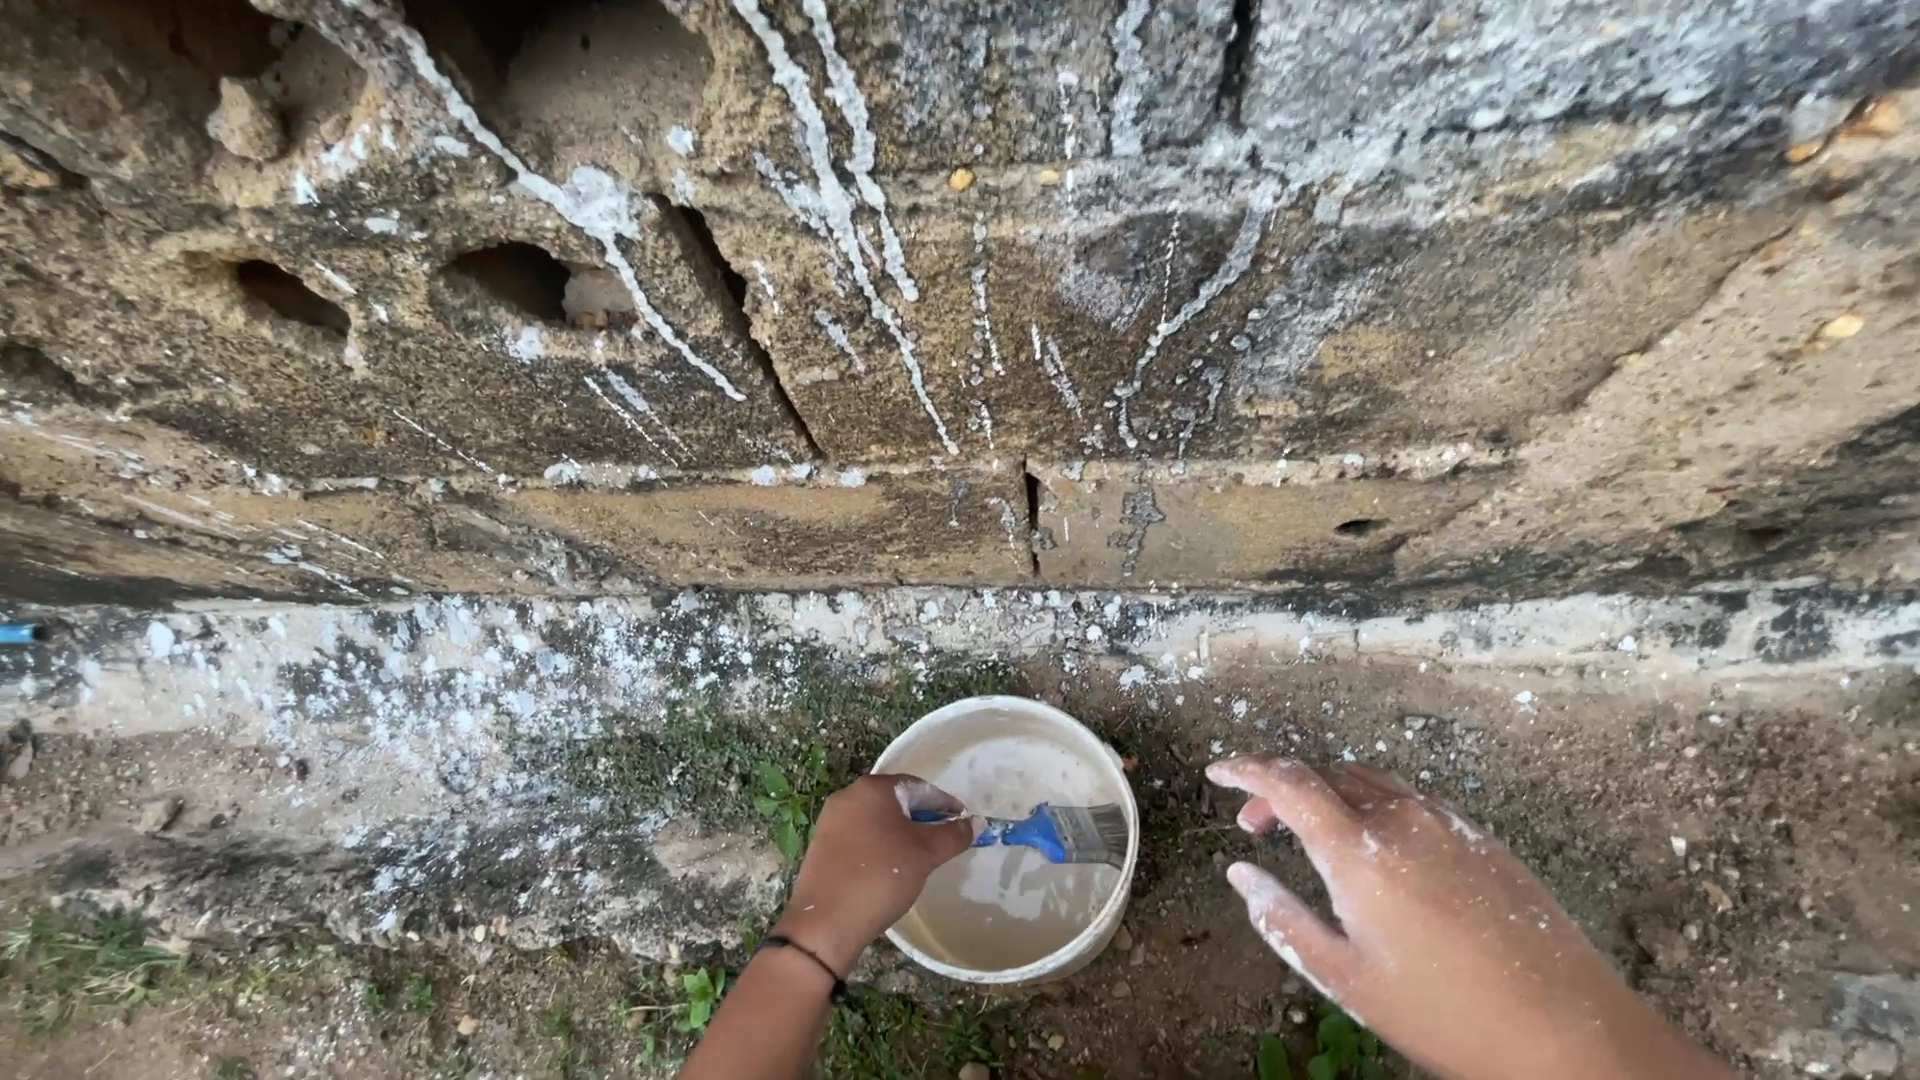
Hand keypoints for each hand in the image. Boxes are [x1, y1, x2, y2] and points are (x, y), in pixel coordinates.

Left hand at [770, 774, 978, 973]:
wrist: (825, 923)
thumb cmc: (880, 876)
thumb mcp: (926, 853)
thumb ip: (953, 834)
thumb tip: (976, 823)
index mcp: (872, 788)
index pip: (918, 787)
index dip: (945, 804)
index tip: (962, 822)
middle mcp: (848, 796)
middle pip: (896, 801)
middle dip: (922, 818)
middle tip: (943, 841)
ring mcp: (831, 821)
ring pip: (877, 820)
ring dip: (901, 834)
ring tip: (919, 857)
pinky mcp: (822, 846)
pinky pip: (860, 837)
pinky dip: (880, 847)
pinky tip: (890, 869)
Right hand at [1207, 757, 1732, 1079]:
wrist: (1578, 1037)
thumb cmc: (1448, 1014)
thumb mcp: (1348, 980)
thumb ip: (1283, 919)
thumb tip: (1238, 874)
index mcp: (1359, 852)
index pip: (1286, 783)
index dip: (1244, 769)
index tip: (1217, 771)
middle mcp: (1399, 819)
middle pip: (1322, 775)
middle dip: (1278, 789)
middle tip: (1256, 826)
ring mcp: (1444, 822)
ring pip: (1365, 782)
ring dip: (1324, 794)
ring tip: (1311, 834)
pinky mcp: (1478, 836)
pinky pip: (1407, 799)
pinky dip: (1368, 804)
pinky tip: (1376, 849)